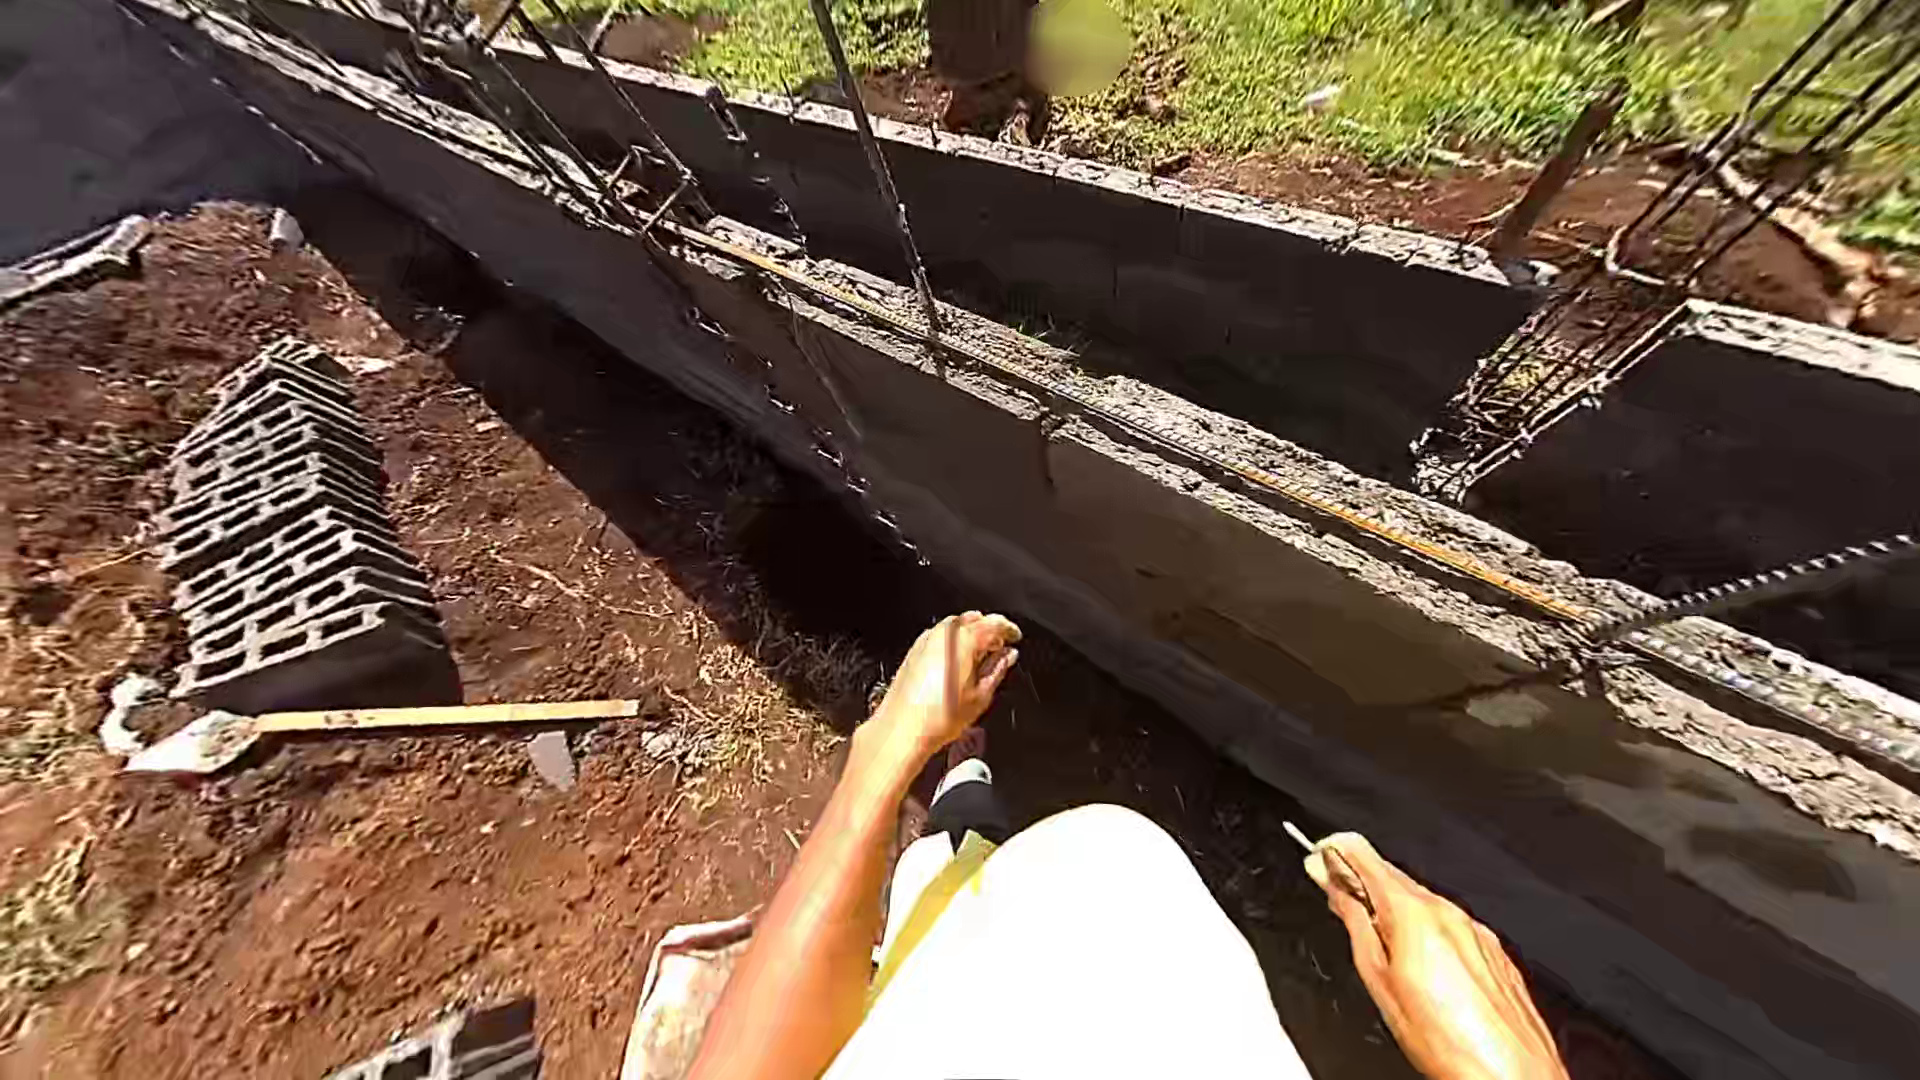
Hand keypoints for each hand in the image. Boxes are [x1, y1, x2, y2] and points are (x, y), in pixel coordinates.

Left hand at [867, 611, 1021, 761]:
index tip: (1015, 637)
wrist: (902, 729)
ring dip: (971, 635)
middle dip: (990, 631)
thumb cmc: (938, 717)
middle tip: (1000, 649)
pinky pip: (941, 636)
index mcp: (965, 639)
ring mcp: (927, 639)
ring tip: (980, 658)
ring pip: (957, 626)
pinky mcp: (915, 649)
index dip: (1009, 629)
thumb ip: (998, 668)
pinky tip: (958, 662)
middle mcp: (945, 633)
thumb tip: (1008, 656)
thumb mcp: (981, 695)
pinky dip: (954, 642)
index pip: (995, 623)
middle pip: (975, 620)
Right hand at [1307, 833, 1568, 1079]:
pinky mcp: (1495, 954)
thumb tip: (1332, 884)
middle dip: (1358, 879)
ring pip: (1418, 898)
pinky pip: (1447, 922)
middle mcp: (1448, 912)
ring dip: (1389, 904)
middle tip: (1336, 897)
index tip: (1318, 863)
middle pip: (1389, 872)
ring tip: (1376, 937)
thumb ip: (1352, 919)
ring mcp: (1476, 932)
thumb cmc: (1447, 1044)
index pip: (1361, 853)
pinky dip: (1422, 925)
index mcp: (1413, 912)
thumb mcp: (1376, 977)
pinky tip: (1416, 958)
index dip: (1333, 853)